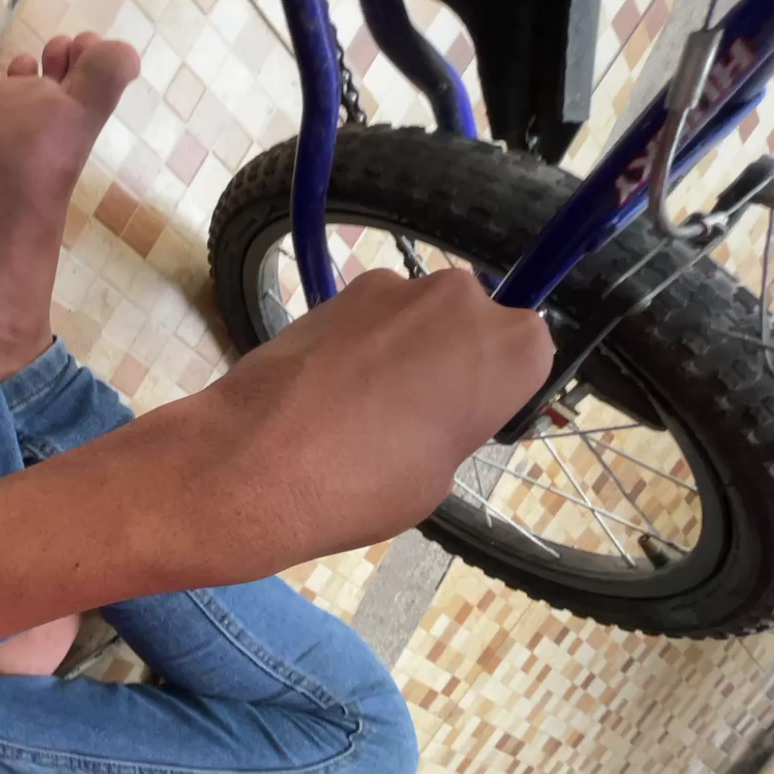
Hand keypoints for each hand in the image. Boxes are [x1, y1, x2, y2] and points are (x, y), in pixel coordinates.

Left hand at [140, 268, 551, 584]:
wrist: (251, 466)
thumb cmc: (359, 486)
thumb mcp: (435, 479)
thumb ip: (450, 430)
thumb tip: (426, 415)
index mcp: (512, 347)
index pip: (523, 356)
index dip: (486, 393)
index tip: (456, 422)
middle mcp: (458, 298)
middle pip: (462, 328)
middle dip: (438, 363)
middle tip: (399, 420)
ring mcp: (386, 287)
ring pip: (405, 321)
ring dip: (388, 354)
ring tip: (346, 412)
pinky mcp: (325, 296)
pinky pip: (356, 323)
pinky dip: (345, 351)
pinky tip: (313, 395)